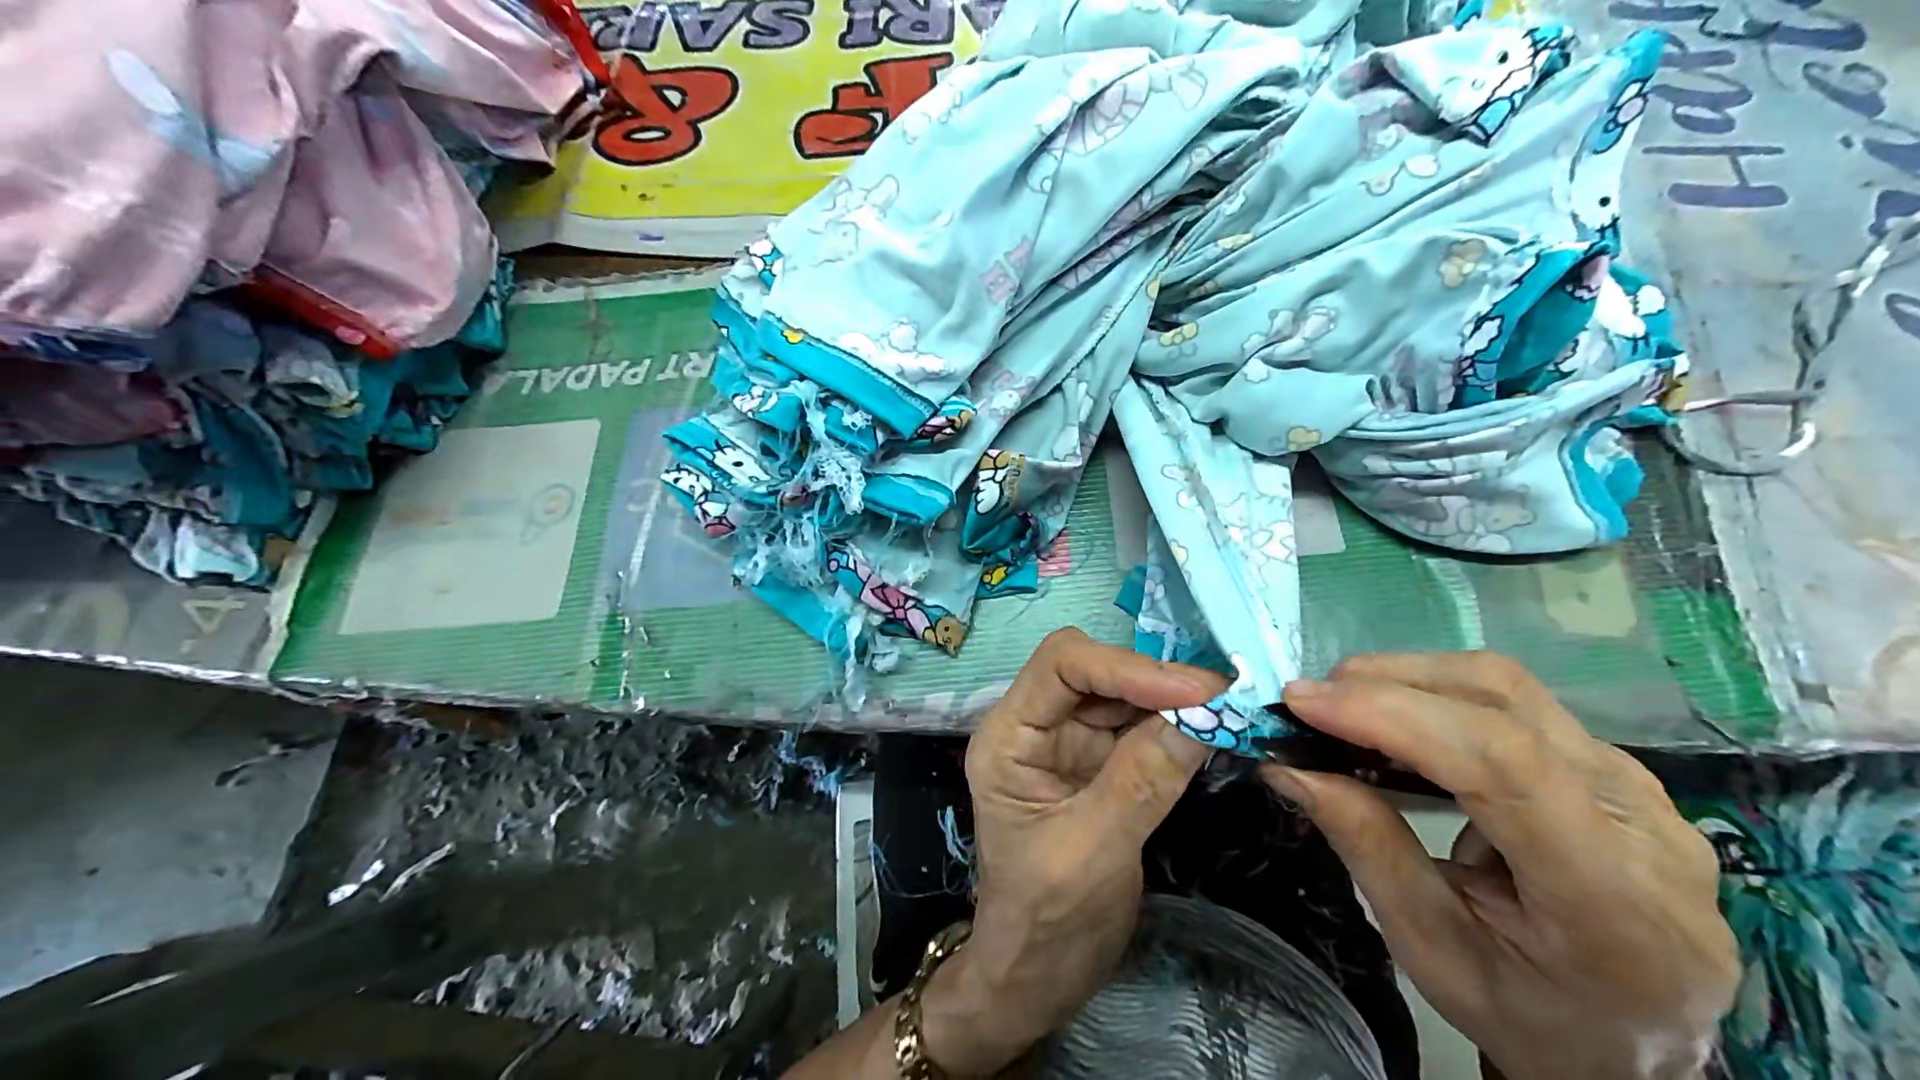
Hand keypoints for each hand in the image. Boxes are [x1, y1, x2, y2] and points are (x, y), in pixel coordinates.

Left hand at [922, 627, 1224, 1075]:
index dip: (1125, 666)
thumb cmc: (1047, 921)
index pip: (1061, 665)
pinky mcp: (1098, 763)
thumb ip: (1142, 780)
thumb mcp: (1093, 851)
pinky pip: (1138, 727)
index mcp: (1008, 737)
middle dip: (1154, 679)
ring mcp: (1067, 743)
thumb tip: (1203, 716)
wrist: (1040, 974)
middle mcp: (1034, 726)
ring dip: (1170, 698)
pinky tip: (1208, 731)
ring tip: (1227, 710)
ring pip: (1120, 694)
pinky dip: (1173, 724)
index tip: (1194, 690)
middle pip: (1092, 671)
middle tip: (1223, 697)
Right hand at [1262, 653, 1737, 1079]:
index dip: (1393, 716)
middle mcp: (1641, 821)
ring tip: (1339, 707)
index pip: (1503, 764)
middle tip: (1305, 705)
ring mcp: (1633, 784)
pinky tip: (1390, 721)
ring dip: (1404, 680)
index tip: (1301, 704)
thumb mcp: (1432, 950)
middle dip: (1385, 684)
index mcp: (1613, 896)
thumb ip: (1368, 848)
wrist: (1637, 1041)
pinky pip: (1509, 702)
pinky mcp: (1607, 765)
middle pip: (1501, 703)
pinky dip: (1431, 695)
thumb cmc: (1529, 1013)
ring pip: (1504, 687)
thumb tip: (1288, 767)